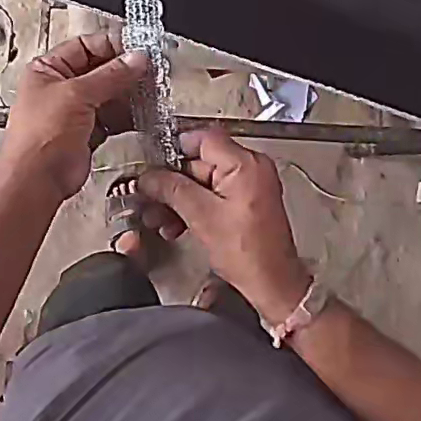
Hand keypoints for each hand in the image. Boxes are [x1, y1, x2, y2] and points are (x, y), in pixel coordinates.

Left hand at [1, 33, 148, 204]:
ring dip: (130, 94)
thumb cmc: (38, 137)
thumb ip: (110, 75)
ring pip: (109, 95)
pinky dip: (128, 116)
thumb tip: (134, 59)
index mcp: (47, 70)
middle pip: (100, 70)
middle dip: (126, 71)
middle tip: (151, 70)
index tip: (138, 48)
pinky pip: (112, 119)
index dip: (112, 45)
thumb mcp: (76, 94)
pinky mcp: (86, 134)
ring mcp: (73, 112)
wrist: (37, 179)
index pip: (84, 46)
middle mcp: (59, 89)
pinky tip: (143, 112)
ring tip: (151, 90)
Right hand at [139, 129, 311, 322]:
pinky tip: (176, 224)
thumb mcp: (201, 217)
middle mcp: (251, 169)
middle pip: (200, 161)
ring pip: (202, 180)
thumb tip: (150, 177)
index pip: (204, 138)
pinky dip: (193, 206)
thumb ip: (172, 189)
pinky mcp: (244, 201)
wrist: (271, 282)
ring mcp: (249, 185)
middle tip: (151, 197)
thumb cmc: (250, 254)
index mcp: (246, 165)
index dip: (174, 149)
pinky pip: (212, 194)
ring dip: (178, 198)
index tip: (154, 163)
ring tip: (161, 217)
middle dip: (172, 182)